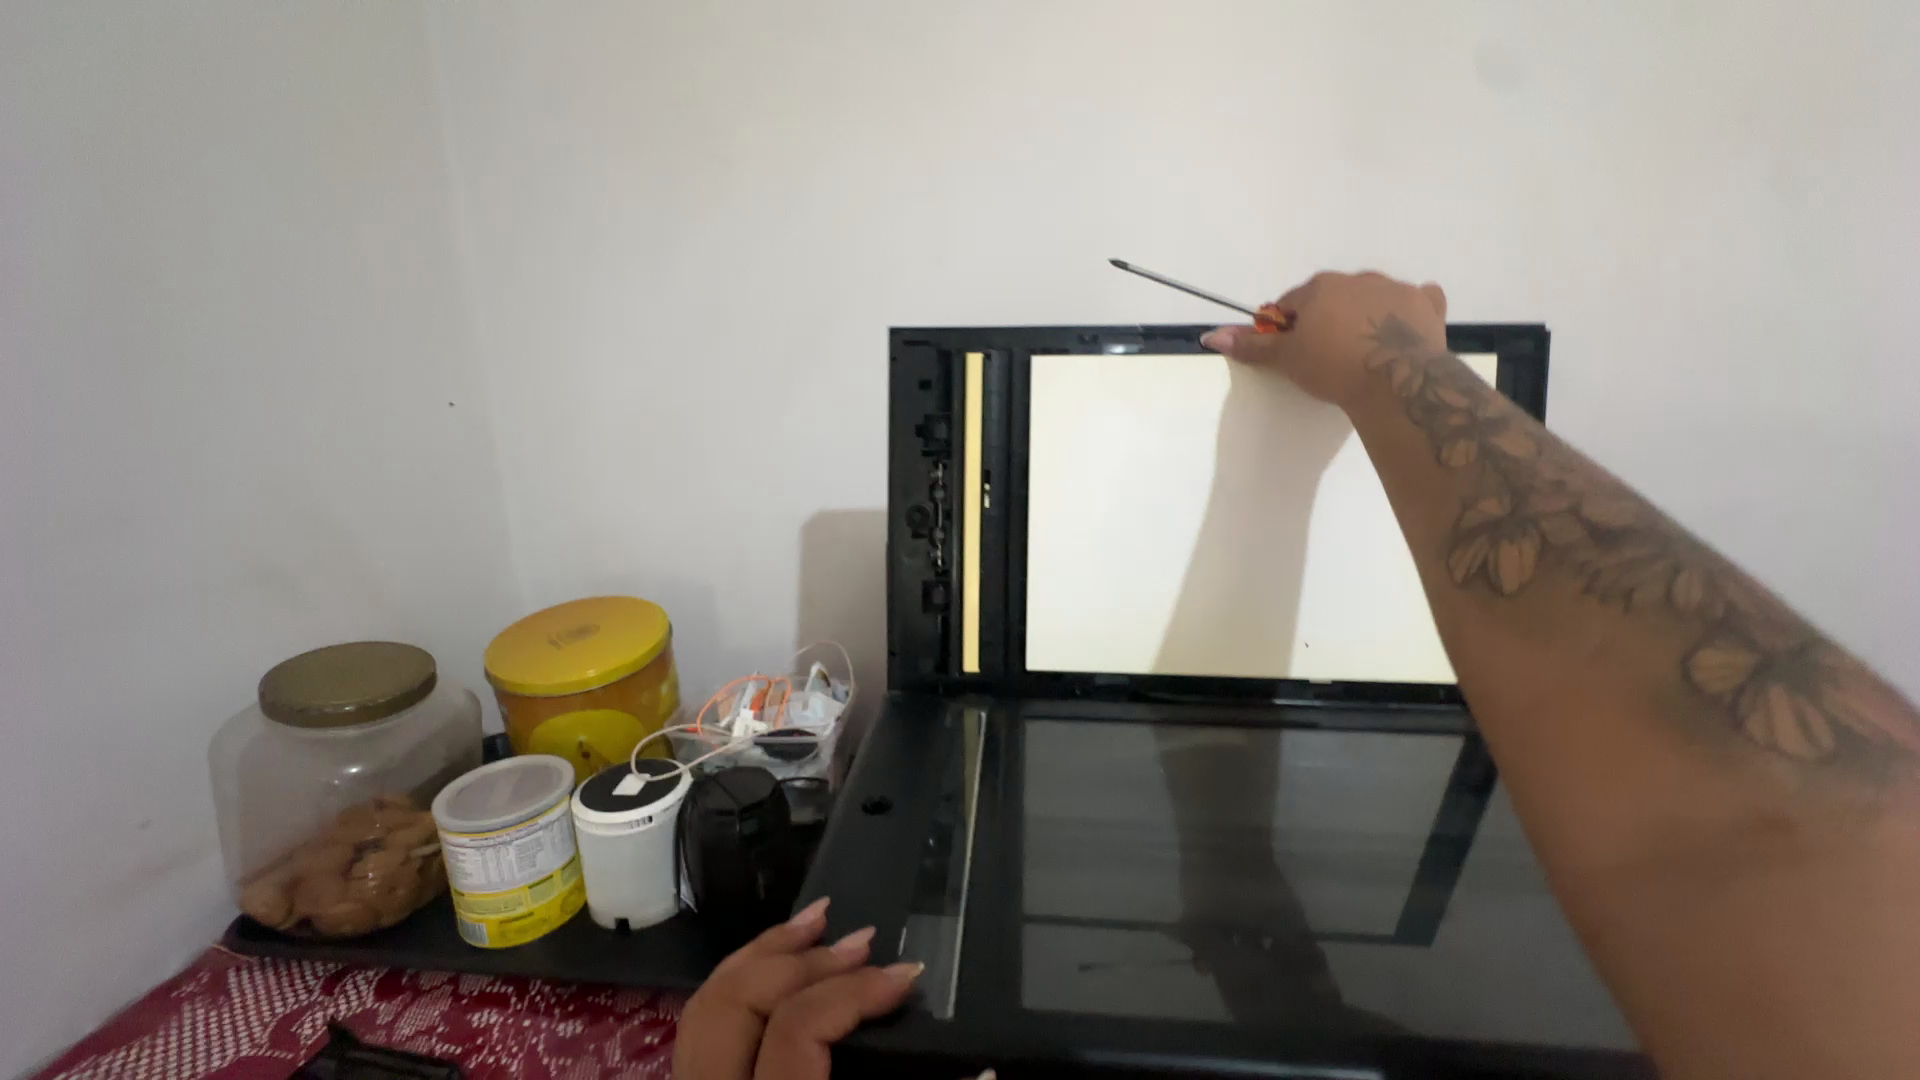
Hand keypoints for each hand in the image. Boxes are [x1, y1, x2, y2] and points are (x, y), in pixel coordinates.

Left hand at [673, 897, 921, 1079]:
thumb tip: (980, 1066)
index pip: (795, 1028)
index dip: (854, 993)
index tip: (905, 976)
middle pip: (738, 999)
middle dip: (803, 958)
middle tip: (861, 940)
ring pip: (710, 999)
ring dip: (769, 952)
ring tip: (819, 921)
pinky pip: (707, 1016)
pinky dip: (746, 976)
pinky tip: (780, 962)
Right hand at [1200, 271, 1448, 407]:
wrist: (1395, 381)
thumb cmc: (1331, 367)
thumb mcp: (1285, 359)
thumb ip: (1251, 346)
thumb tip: (1211, 336)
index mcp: (1320, 287)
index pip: (1291, 303)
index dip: (1286, 328)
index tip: (1288, 351)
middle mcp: (1358, 279)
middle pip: (1331, 297)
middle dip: (1325, 319)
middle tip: (1322, 355)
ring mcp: (1396, 289)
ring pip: (1371, 298)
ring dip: (1362, 315)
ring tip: (1359, 351)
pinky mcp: (1428, 306)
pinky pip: (1415, 301)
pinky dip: (1406, 313)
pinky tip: (1401, 331)